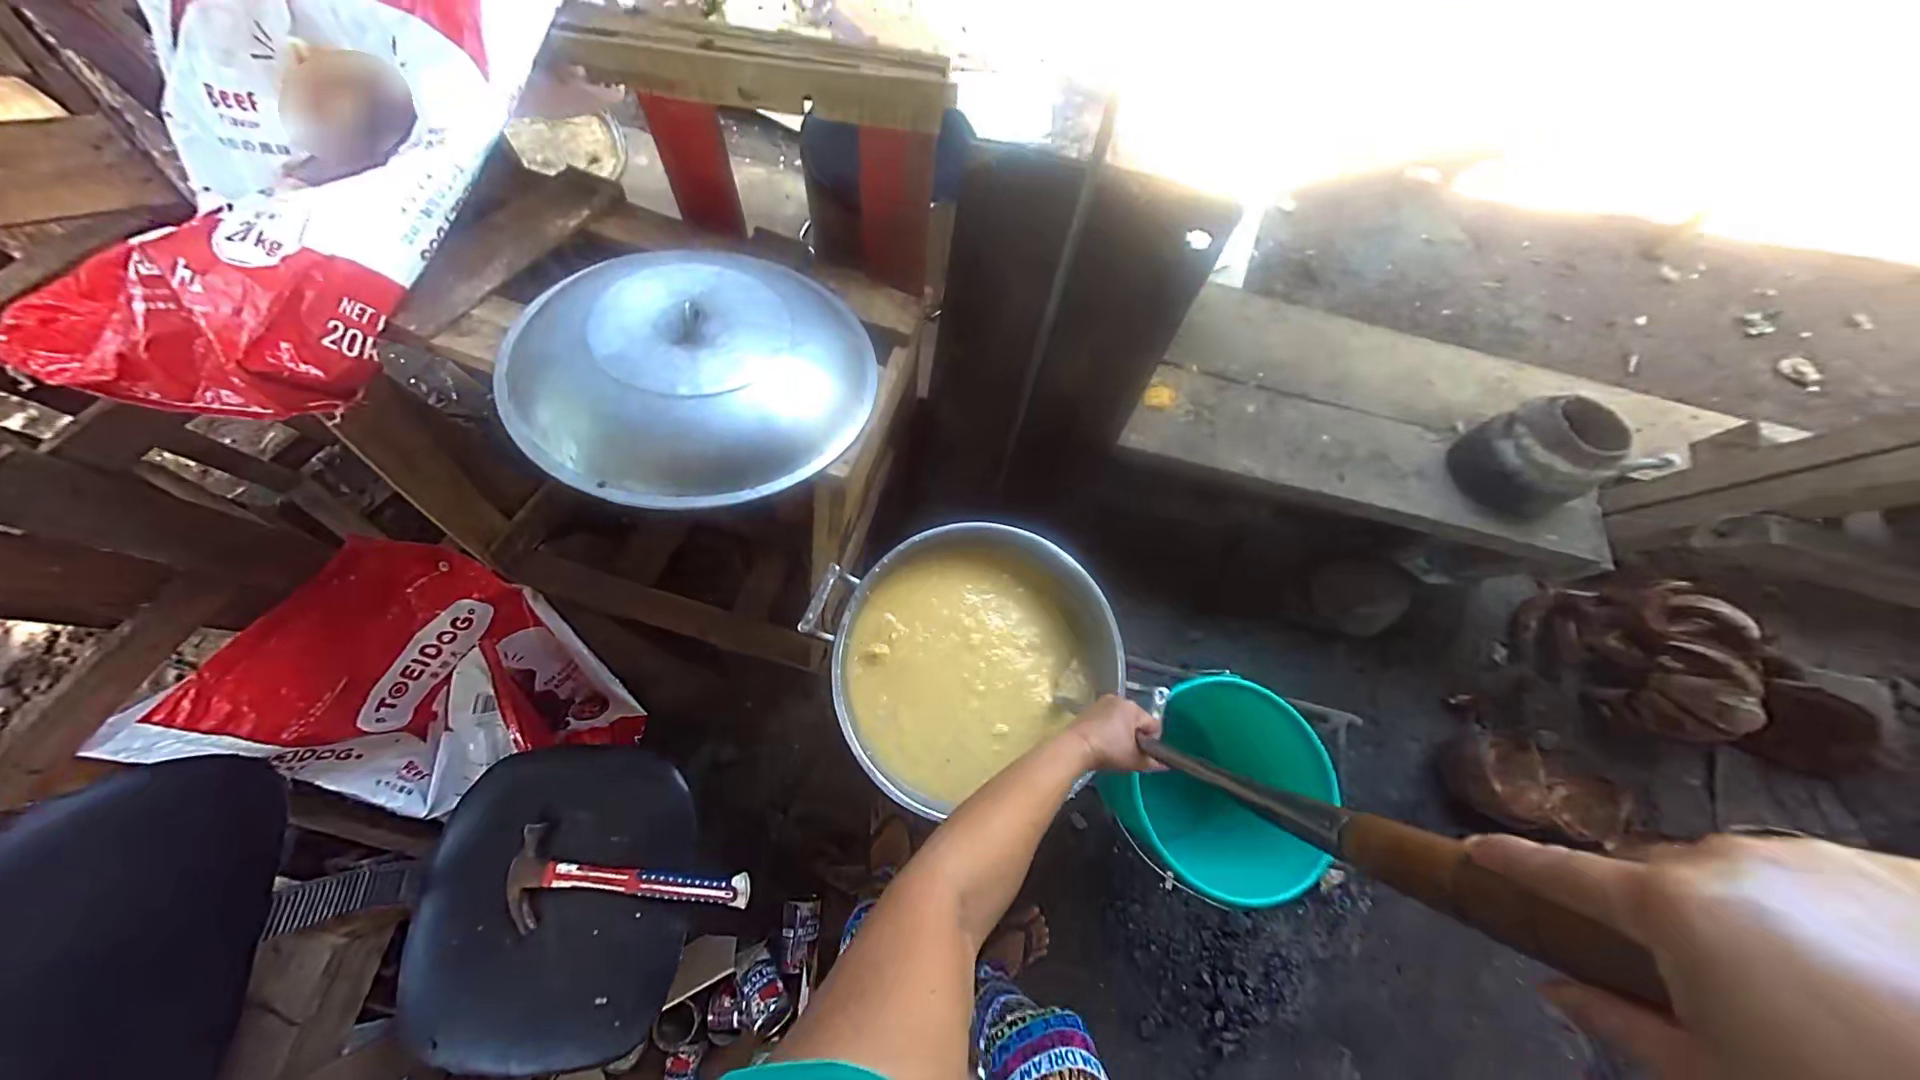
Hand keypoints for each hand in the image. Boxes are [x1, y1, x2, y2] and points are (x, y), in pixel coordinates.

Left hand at [1065, 695, 1161, 772]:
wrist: (1075, 746)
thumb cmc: (1109, 750)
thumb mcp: (1134, 760)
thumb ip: (1152, 762)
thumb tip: (1165, 765)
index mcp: (1134, 708)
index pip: (1153, 725)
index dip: (1153, 741)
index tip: (1145, 753)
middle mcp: (1119, 699)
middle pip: (1136, 719)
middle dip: (1136, 734)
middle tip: (1129, 751)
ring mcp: (1103, 702)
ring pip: (1121, 717)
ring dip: (1122, 729)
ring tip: (1115, 746)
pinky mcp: (1090, 707)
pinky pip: (1107, 717)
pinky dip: (1108, 726)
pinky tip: (1103, 740)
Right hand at [1467, 833, 1919, 1079]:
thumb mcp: (1716, 1078)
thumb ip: (1621, 1024)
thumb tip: (1554, 989)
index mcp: (1669, 906)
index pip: (1559, 872)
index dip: (1509, 862)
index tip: (1473, 851)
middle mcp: (1726, 858)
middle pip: (1658, 870)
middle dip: (1658, 908)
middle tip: (1699, 974)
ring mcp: (1817, 855)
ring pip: (1739, 867)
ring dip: (1741, 905)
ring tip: (1811, 979)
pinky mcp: (1897, 867)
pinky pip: (1824, 874)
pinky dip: (1822, 907)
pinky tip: (1881, 968)